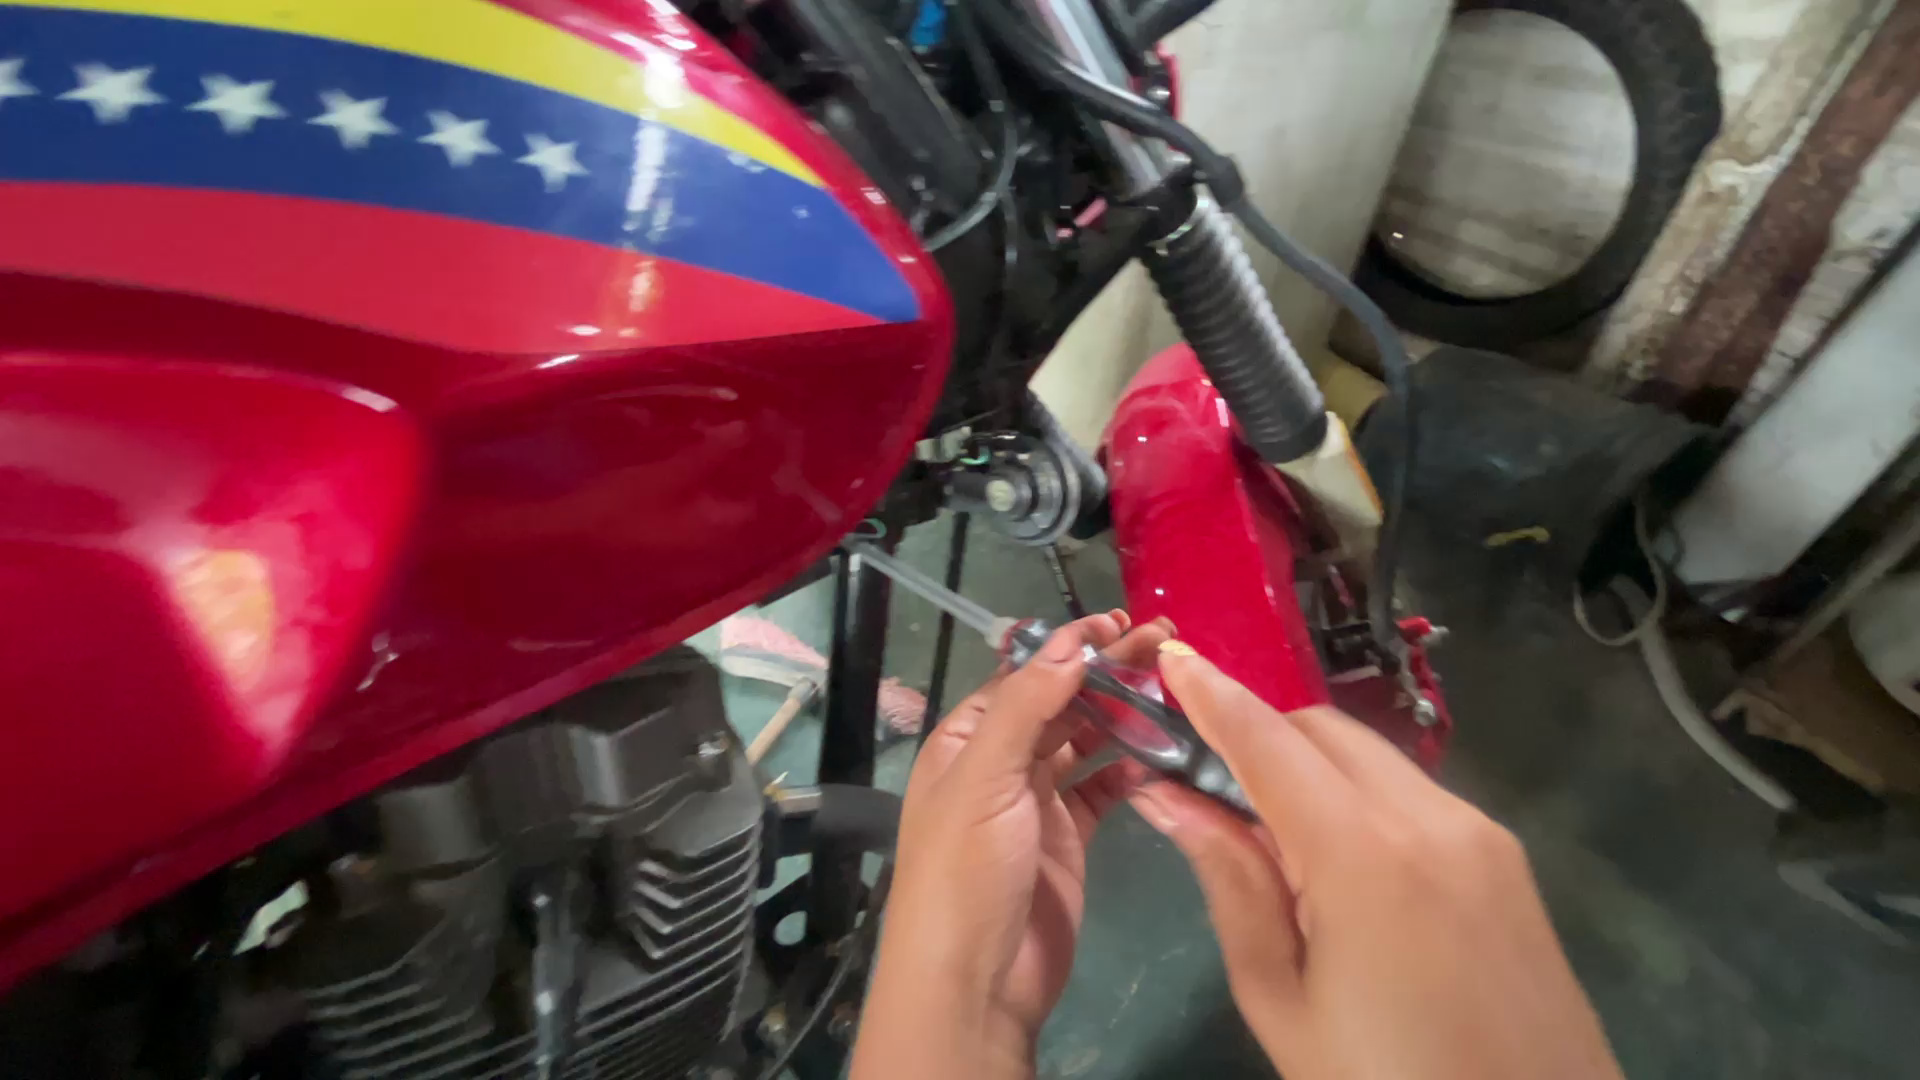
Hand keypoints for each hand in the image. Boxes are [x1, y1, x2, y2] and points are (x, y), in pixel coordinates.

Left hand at [851, 612, 1170, 1079]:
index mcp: (968, 737)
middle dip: (1103, 672)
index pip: (1023, 676)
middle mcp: (1001, 760)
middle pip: (1058, 702)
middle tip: (1159, 643)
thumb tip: (1066, 639)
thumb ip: (1025, 705)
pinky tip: (1162, 752)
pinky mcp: (1069, 836)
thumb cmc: (967, 867)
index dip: (1067, 646)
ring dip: (1121, 714)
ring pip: (1084, 741)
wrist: (977, 982)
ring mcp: (1036, 798)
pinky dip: (1129, 769)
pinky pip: (1103, 788)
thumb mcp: (985, 776)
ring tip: (1170, 685)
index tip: (1117, 622)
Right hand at [1131, 644, 1623, 1079]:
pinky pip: (1406, 788)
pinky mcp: (1506, 858)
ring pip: (1365, 752)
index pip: (1266, 740)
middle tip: (1210, 781)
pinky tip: (1339, 859)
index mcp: (1364, 855)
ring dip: (1305, 760)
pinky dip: (1353, 790)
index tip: (1171, 658)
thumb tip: (1166, 793)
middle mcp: (1431, 818)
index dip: (1212, 693)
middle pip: (1319, 728)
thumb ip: (1227, 878)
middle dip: (1257, 731)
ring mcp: (1480, 833)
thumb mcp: (1280, 997)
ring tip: (1272, 832)